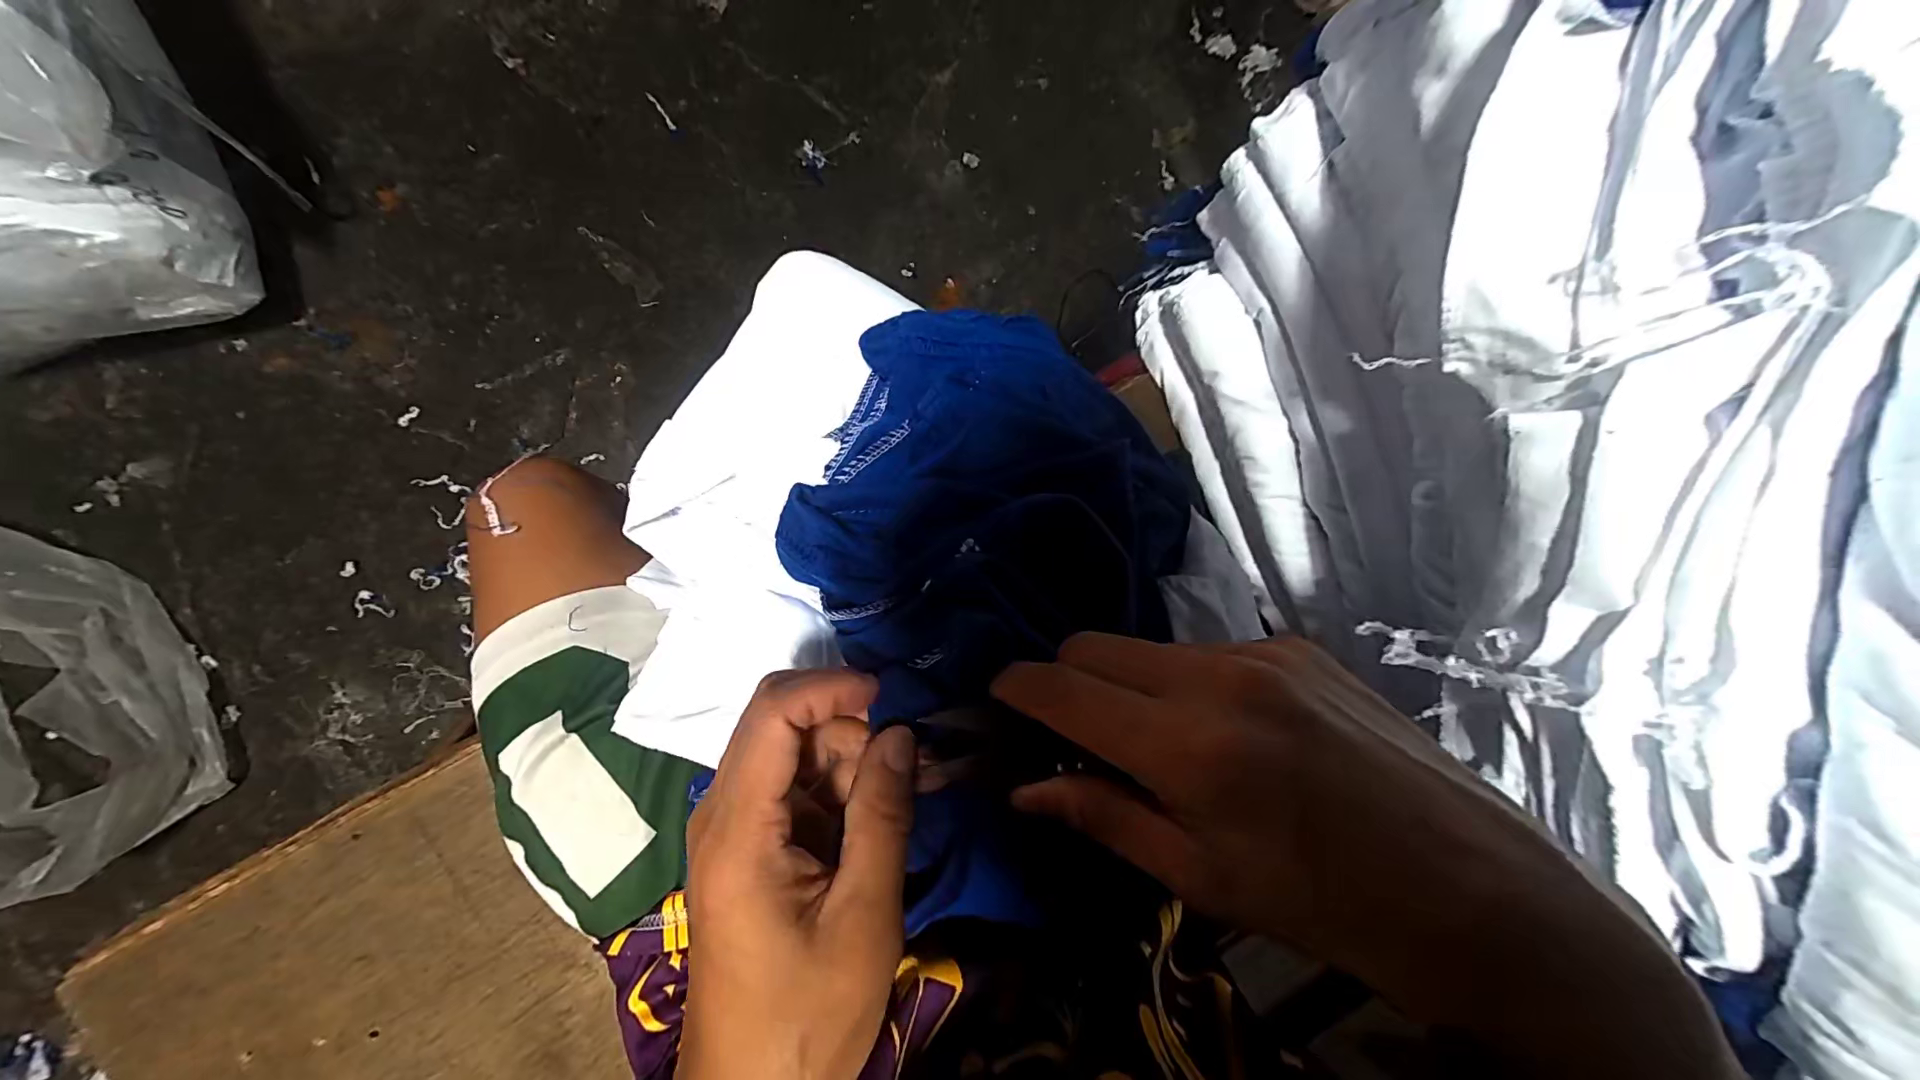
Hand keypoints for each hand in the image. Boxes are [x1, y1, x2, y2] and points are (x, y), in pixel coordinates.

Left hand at [679, 671, 916, 1079]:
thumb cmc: (807, 1013)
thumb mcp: (864, 913)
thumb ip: (883, 813)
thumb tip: (900, 734)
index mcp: (738, 827)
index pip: (773, 713)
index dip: (829, 688)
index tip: (886, 698)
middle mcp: (722, 812)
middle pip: (782, 726)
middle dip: (847, 734)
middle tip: (899, 780)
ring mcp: (731, 828)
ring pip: (792, 753)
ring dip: (847, 763)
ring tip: (889, 812)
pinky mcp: (748, 845)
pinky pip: (793, 788)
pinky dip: (836, 791)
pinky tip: (868, 826)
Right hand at [992, 634, 1740, 1079]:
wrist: (1481, 893)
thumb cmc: (1326, 905)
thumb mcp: (1201, 878)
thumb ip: (1104, 817)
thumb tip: (1025, 790)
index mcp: (1188, 746)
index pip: (1064, 687)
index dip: (1017, 688)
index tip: (997, 698)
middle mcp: (1219, 677)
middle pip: (1095, 645)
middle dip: (1063, 677)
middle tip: (1066, 727)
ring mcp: (1264, 652)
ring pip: (1149, 646)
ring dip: (1126, 681)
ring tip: (1153, 739)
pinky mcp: (1299, 647)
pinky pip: (1207, 651)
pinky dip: (1184, 681)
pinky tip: (1224, 729)